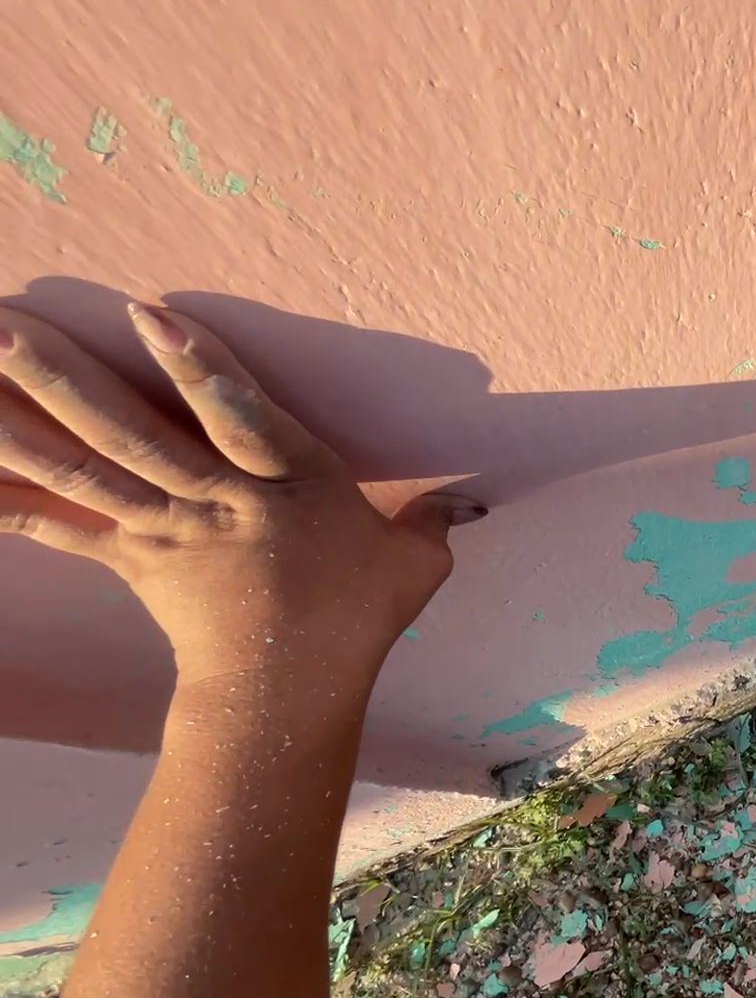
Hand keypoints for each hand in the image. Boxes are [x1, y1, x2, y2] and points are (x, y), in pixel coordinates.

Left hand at [0, 303, 483, 699]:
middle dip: (70, 380)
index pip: (247, 422)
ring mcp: (166, 531)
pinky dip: (0, 496)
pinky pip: (53, 522)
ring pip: (84, 467)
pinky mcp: (130, 557)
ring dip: (18, 419)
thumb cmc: (361, 614)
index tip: (153, 316)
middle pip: (138, 437)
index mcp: (297, 492)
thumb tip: (466, 501)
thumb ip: (432, 521)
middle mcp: (222, 504)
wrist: (289, 682)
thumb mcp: (418, 562)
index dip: (202, 370)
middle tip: (7, 324)